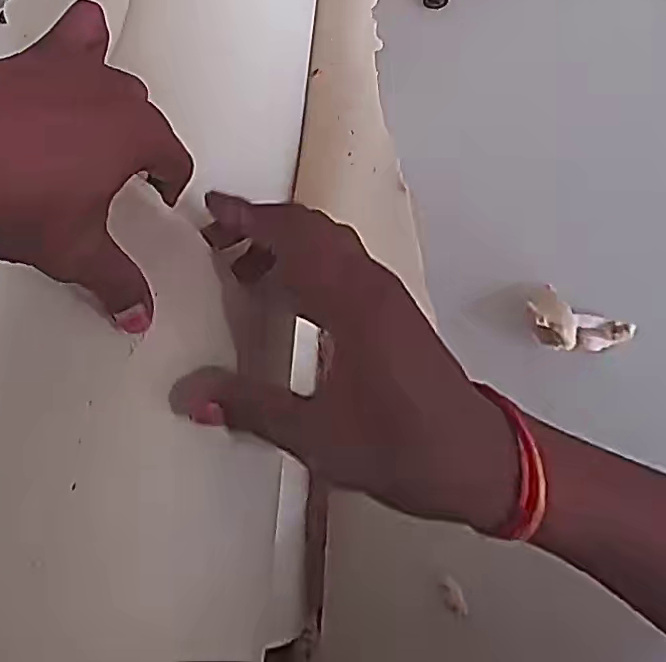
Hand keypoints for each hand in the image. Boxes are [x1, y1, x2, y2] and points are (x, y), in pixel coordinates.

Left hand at [0, 0, 192, 332]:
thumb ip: (115, 281)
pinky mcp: (32, 59)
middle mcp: (113, 95)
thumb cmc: (5, 196)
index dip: (169, 185)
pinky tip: (81, 42)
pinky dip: (84, 38)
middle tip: (112, 181)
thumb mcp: (71, 251)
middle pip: (147, 121)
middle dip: (139, 149)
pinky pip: (74, 35)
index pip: (175, 159)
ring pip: (114, 82)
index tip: (157, 197)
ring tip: (92, 132)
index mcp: (138, 136)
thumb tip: (138, 312)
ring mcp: (72, 70)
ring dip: (113, 106)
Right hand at [171, 193, 519, 533]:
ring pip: (329, 241)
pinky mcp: (391, 305)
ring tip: (242, 265)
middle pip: (311, 228)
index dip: (250, 217)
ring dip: (286, 240)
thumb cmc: (403, 446)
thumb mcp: (318, 436)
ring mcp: (385, 291)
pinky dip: (308, 259)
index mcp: (353, 302)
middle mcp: (371, 284)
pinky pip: (342, 261)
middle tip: (218, 237)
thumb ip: (251, 409)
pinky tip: (286, 293)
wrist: (474, 457)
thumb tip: (191, 395)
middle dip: (262, 222)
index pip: (294, 238)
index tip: (213, 208)